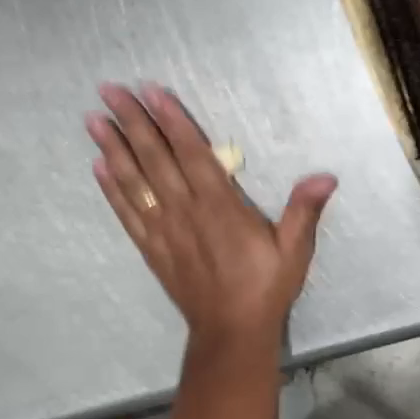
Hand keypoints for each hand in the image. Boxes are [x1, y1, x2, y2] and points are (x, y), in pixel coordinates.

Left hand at [85, 82, 335, 349]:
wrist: (232, 329)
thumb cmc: (267, 287)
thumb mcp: (295, 249)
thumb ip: (304, 211)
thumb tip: (326, 177)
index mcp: (221, 207)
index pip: (192, 155)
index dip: (172, 122)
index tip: (151, 92)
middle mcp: (185, 211)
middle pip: (155, 159)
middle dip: (133, 123)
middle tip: (110, 90)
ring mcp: (163, 230)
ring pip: (133, 181)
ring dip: (113, 148)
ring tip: (93, 119)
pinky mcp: (152, 248)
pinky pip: (126, 212)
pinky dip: (111, 188)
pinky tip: (98, 168)